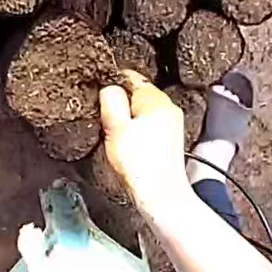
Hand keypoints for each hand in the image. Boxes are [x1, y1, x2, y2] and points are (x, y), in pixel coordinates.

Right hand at [99, 71, 190, 215]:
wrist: (161, 195)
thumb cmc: (138, 162)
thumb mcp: (115, 126)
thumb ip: (110, 100)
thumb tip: (109, 87)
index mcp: (155, 99)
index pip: (130, 77)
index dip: (111, 84)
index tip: (99, 98)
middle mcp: (168, 106)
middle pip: (137, 94)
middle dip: (120, 104)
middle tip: (107, 122)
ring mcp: (172, 123)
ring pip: (142, 110)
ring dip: (128, 119)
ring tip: (117, 136)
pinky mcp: (170, 139)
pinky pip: (149, 125)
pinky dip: (137, 131)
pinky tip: (130, 146)